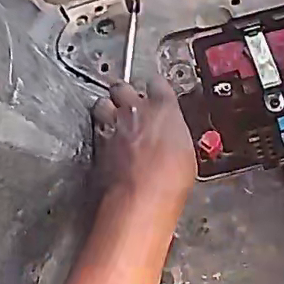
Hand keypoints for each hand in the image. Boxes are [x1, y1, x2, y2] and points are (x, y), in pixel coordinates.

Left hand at [91, 79, 195, 215]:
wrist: (139, 200)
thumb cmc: (168, 180)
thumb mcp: (188, 154)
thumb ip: (176, 135)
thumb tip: (174, 138)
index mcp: (162, 107)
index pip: (157, 83)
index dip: (157, 87)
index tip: (158, 91)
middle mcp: (134, 111)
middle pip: (123, 86)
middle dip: (126, 93)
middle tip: (132, 104)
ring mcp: (112, 126)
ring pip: (103, 104)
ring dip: (108, 109)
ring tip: (116, 120)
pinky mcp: (97, 145)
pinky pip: (96, 129)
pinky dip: (101, 133)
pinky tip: (110, 145)